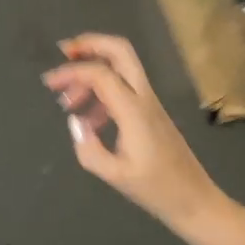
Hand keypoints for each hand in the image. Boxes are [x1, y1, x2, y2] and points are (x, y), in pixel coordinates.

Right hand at [42, 34, 227, 229]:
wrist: (195, 200)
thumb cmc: (157, 190)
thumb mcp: (116, 176)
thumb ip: (89, 149)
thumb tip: (76, 124)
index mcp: (134, 110)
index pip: (100, 74)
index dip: (72, 72)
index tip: (49, 83)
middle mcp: (144, 98)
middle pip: (120, 51)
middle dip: (91, 44)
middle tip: (64, 51)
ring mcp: (150, 104)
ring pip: (121, 68)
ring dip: (93, 72)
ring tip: (68, 100)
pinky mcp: (151, 113)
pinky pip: (124, 89)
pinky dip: (103, 92)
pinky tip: (89, 120)